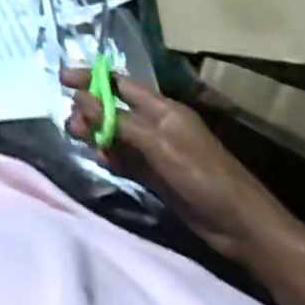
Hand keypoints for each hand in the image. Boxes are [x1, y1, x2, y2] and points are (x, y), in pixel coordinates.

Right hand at [61, 68, 282, 259]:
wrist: (242, 227)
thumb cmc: (202, 175)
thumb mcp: (158, 144)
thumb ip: (117, 121)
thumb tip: (79, 97)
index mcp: (162, 108)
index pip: (119, 83)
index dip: (91, 78)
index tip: (62, 78)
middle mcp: (155, 124)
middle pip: (113, 108)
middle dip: (89, 110)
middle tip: (71, 123)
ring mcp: (155, 150)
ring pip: (115, 133)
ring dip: (96, 134)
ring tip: (80, 140)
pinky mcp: (154, 174)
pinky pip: (123, 157)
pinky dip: (110, 156)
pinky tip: (103, 160)